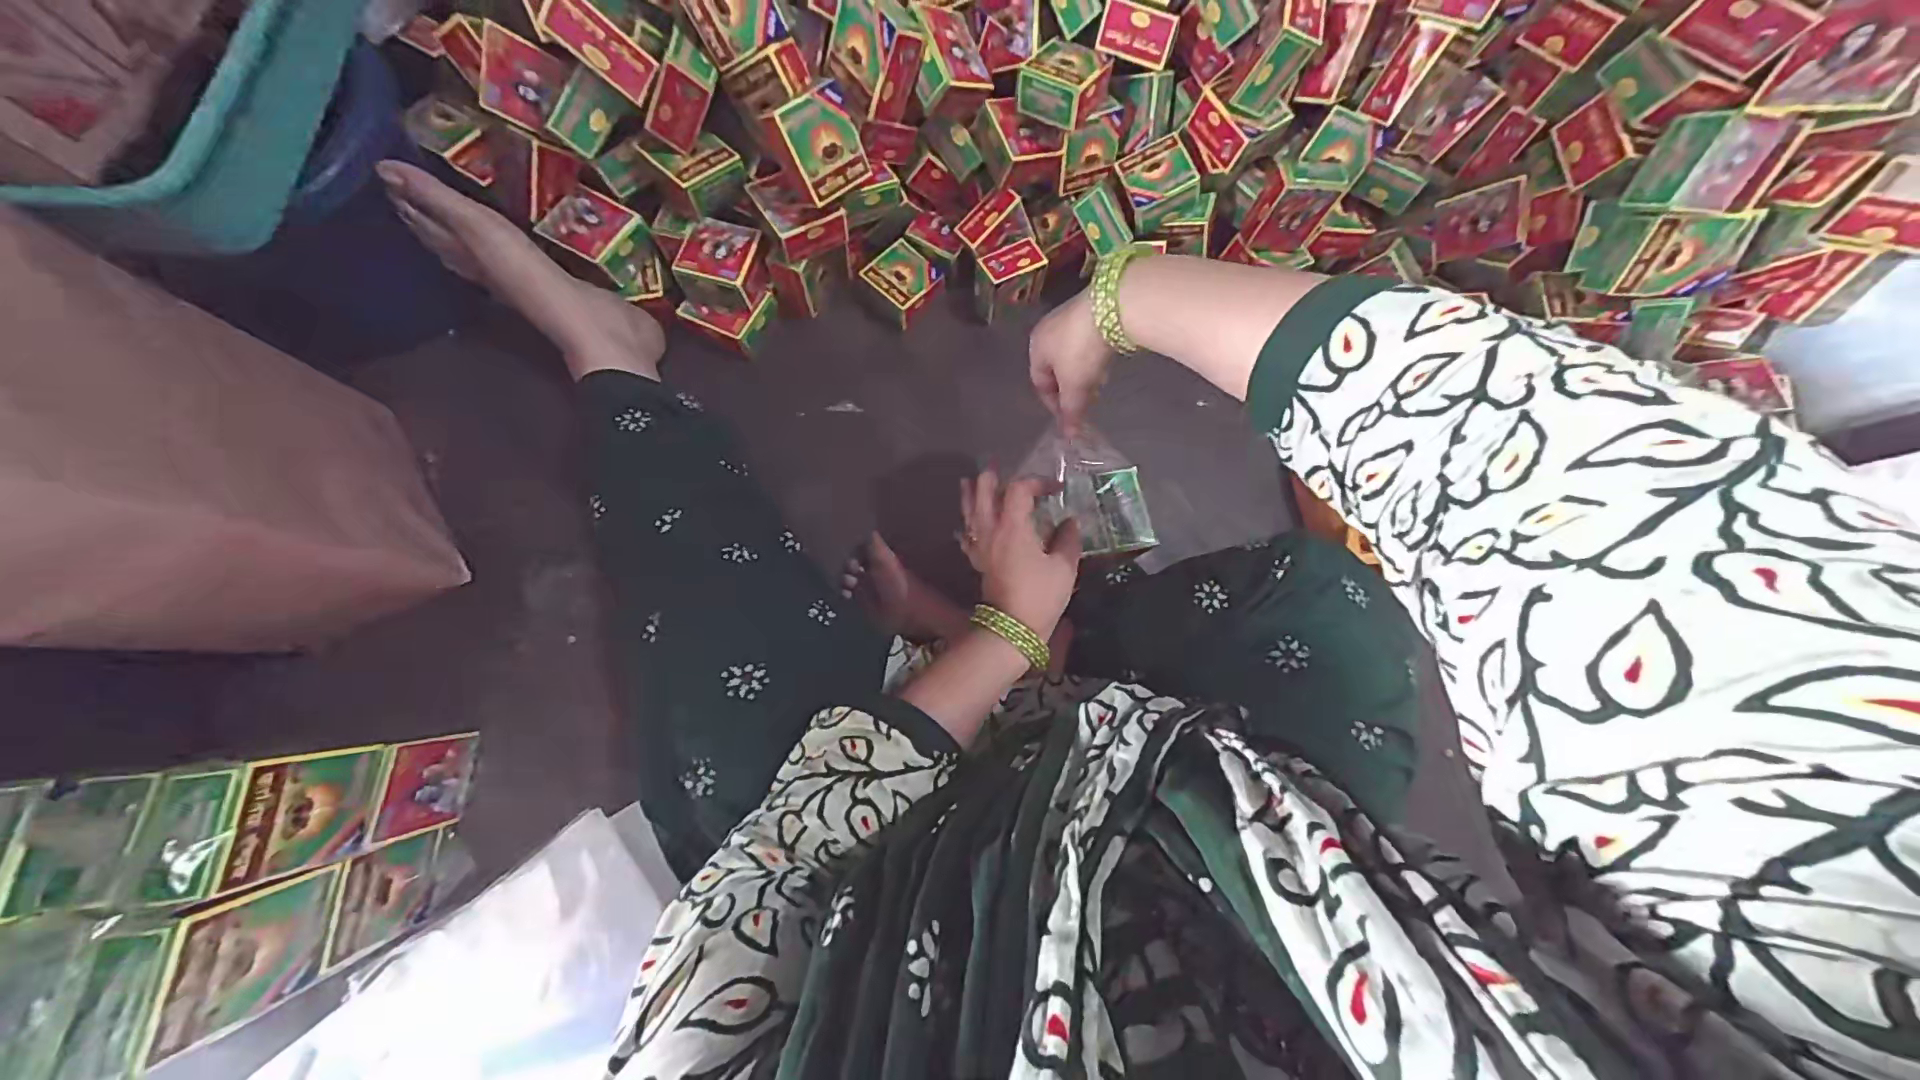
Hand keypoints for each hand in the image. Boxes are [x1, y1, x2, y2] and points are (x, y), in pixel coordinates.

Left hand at [958, 470, 1081, 639]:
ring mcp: (980, 546)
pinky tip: (970, 523)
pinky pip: (968, 535)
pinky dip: (968, 524)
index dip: (1036, 482)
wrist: (1012, 628)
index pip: (1018, 489)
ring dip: (972, 495)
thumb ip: (1068, 540)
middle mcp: (991, 530)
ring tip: (972, 483)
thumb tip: (1070, 523)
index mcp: (1012, 526)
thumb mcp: (1064, 567)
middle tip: (1000, 470)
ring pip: (969, 511)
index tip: (1055, 490)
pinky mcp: (977, 561)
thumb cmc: (1040, 595)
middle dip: (991, 478)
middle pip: (982, 493)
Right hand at [1028, 289, 1111, 436]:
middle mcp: (1047, 330)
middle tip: (1087, 402)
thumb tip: (1069, 436)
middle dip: (1071, 389)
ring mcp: (1069, 317)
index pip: (1039, 383)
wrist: (1112, 307)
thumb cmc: (1081, 350)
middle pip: (1056, 369)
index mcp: (1036, 348)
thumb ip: (1071, 412)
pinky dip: (1094, 357)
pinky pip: (1087, 341)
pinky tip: (1106, 363)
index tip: (1070, 417)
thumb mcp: (1075, 386)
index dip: (1054, 404)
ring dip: (1084, 374)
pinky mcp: (1091, 309)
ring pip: (1072, 356)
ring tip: (1099, 384)